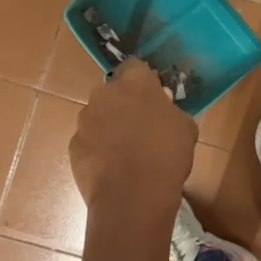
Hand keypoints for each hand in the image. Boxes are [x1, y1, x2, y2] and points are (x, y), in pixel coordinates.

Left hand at [69, 59, 196, 209]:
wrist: (132, 194)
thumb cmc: (167, 155)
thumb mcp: (187, 129)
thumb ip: (172, 111)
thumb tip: (162, 107)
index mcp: (135, 82)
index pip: (135, 66)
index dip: (144, 81)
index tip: (154, 97)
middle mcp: (104, 93)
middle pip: (113, 92)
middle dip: (124, 104)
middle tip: (143, 126)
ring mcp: (85, 120)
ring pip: (98, 116)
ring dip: (110, 127)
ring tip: (128, 152)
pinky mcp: (74, 145)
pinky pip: (89, 141)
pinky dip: (99, 150)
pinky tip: (114, 168)